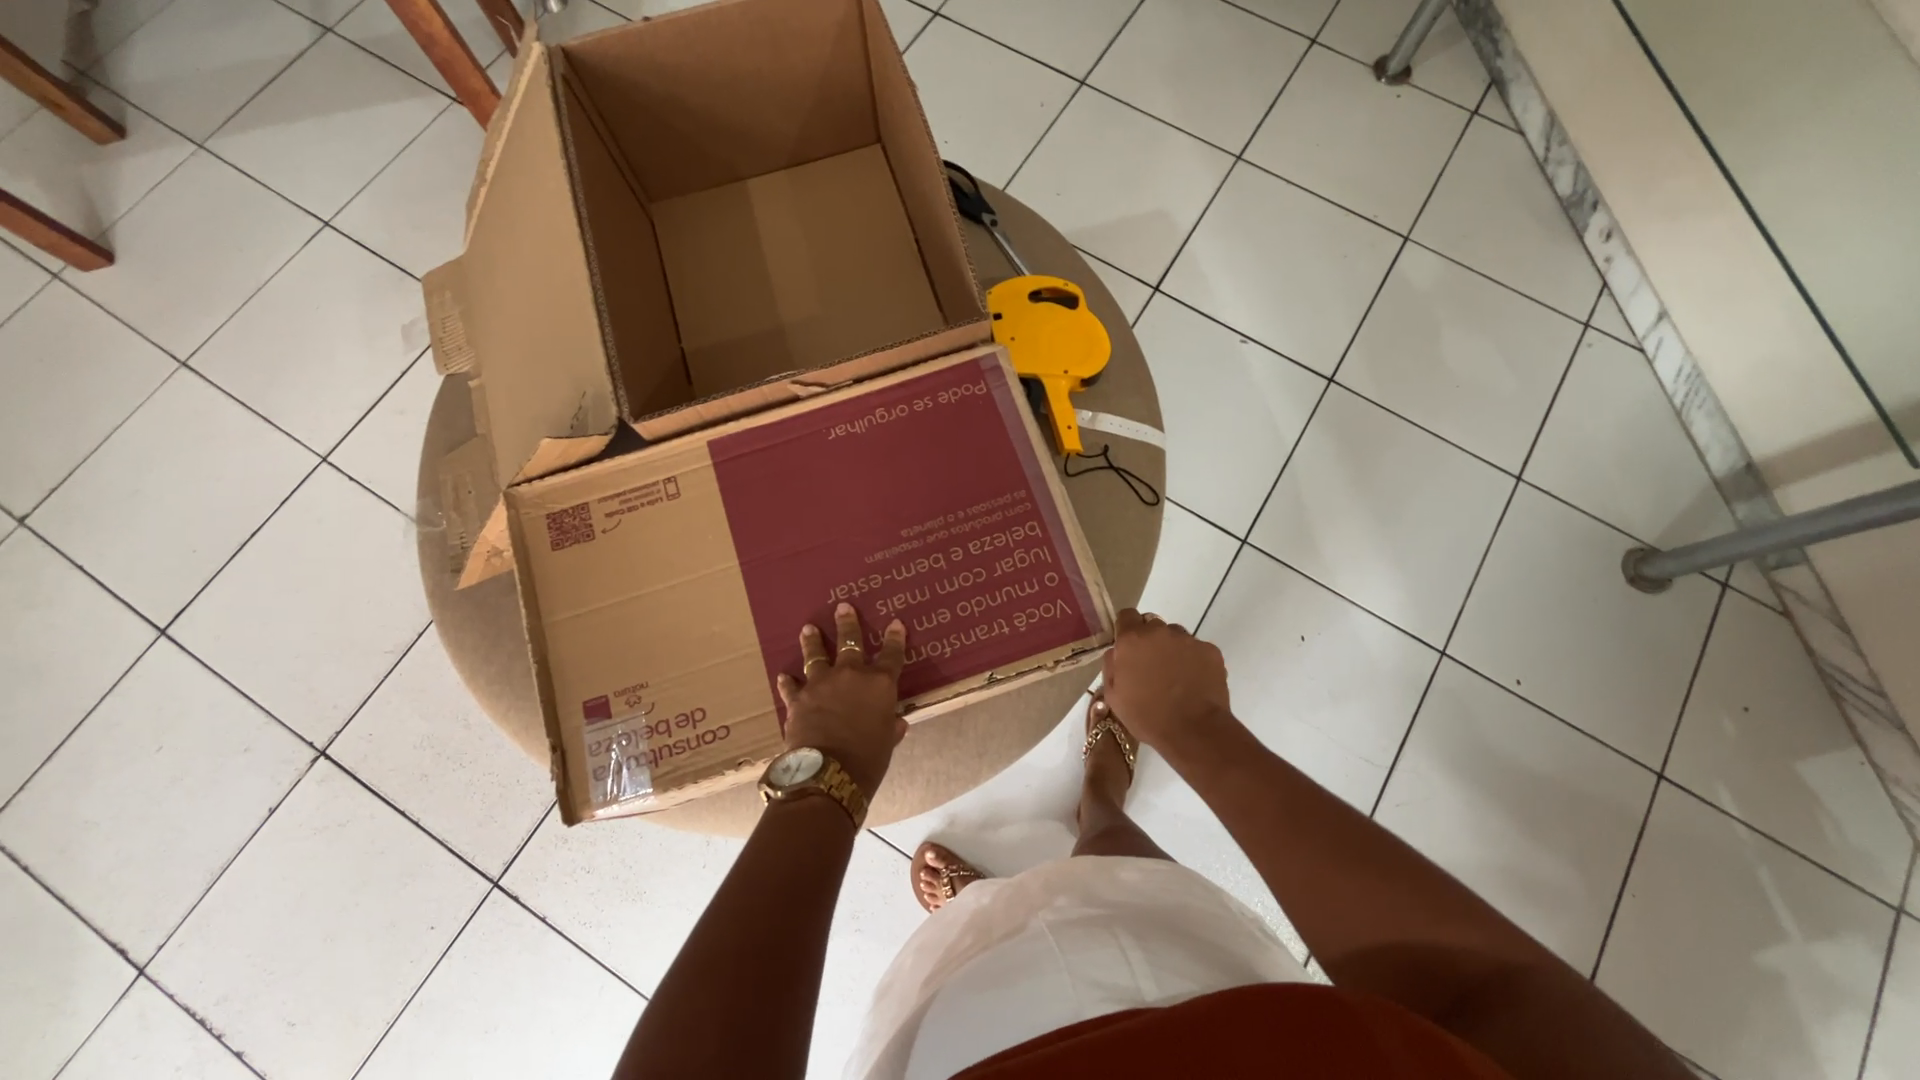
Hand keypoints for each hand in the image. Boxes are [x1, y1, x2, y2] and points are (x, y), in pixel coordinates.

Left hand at [776, 603, 908, 794]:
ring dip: (813, 642)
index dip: (895, 639)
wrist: (827, 773)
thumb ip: (890, 729)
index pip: (892, 655)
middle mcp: (851, 675)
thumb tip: (898, 723)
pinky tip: (784, 676)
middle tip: (842, 607)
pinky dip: (788, 682)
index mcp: (880, 685)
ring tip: (808, 629)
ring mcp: (821, 684)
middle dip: (847, 624)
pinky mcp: (797, 698)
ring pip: (816, 656)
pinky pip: (791, 686)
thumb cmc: (867, 760)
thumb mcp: (886, 744)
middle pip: (850, 642)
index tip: (895, 623)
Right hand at [1100, 608, 1232, 749]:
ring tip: (1175, 677)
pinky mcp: (1210, 650)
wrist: (1194, 731)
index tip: (1129, 647)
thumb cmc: (1147, 716)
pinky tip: (1193, 682)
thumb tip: (1117, 652)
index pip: (1126, 615)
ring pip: (1175, 636)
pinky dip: (1193, 660)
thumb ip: (1111, 665)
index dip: (1126, 629)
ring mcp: (1187, 639)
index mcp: (1132, 640)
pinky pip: (1197, 649)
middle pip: (1152, 625)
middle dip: (1150, 641)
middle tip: (1152, 667)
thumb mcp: (1113, 696)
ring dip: (1172, 649)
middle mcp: (1159, 632)